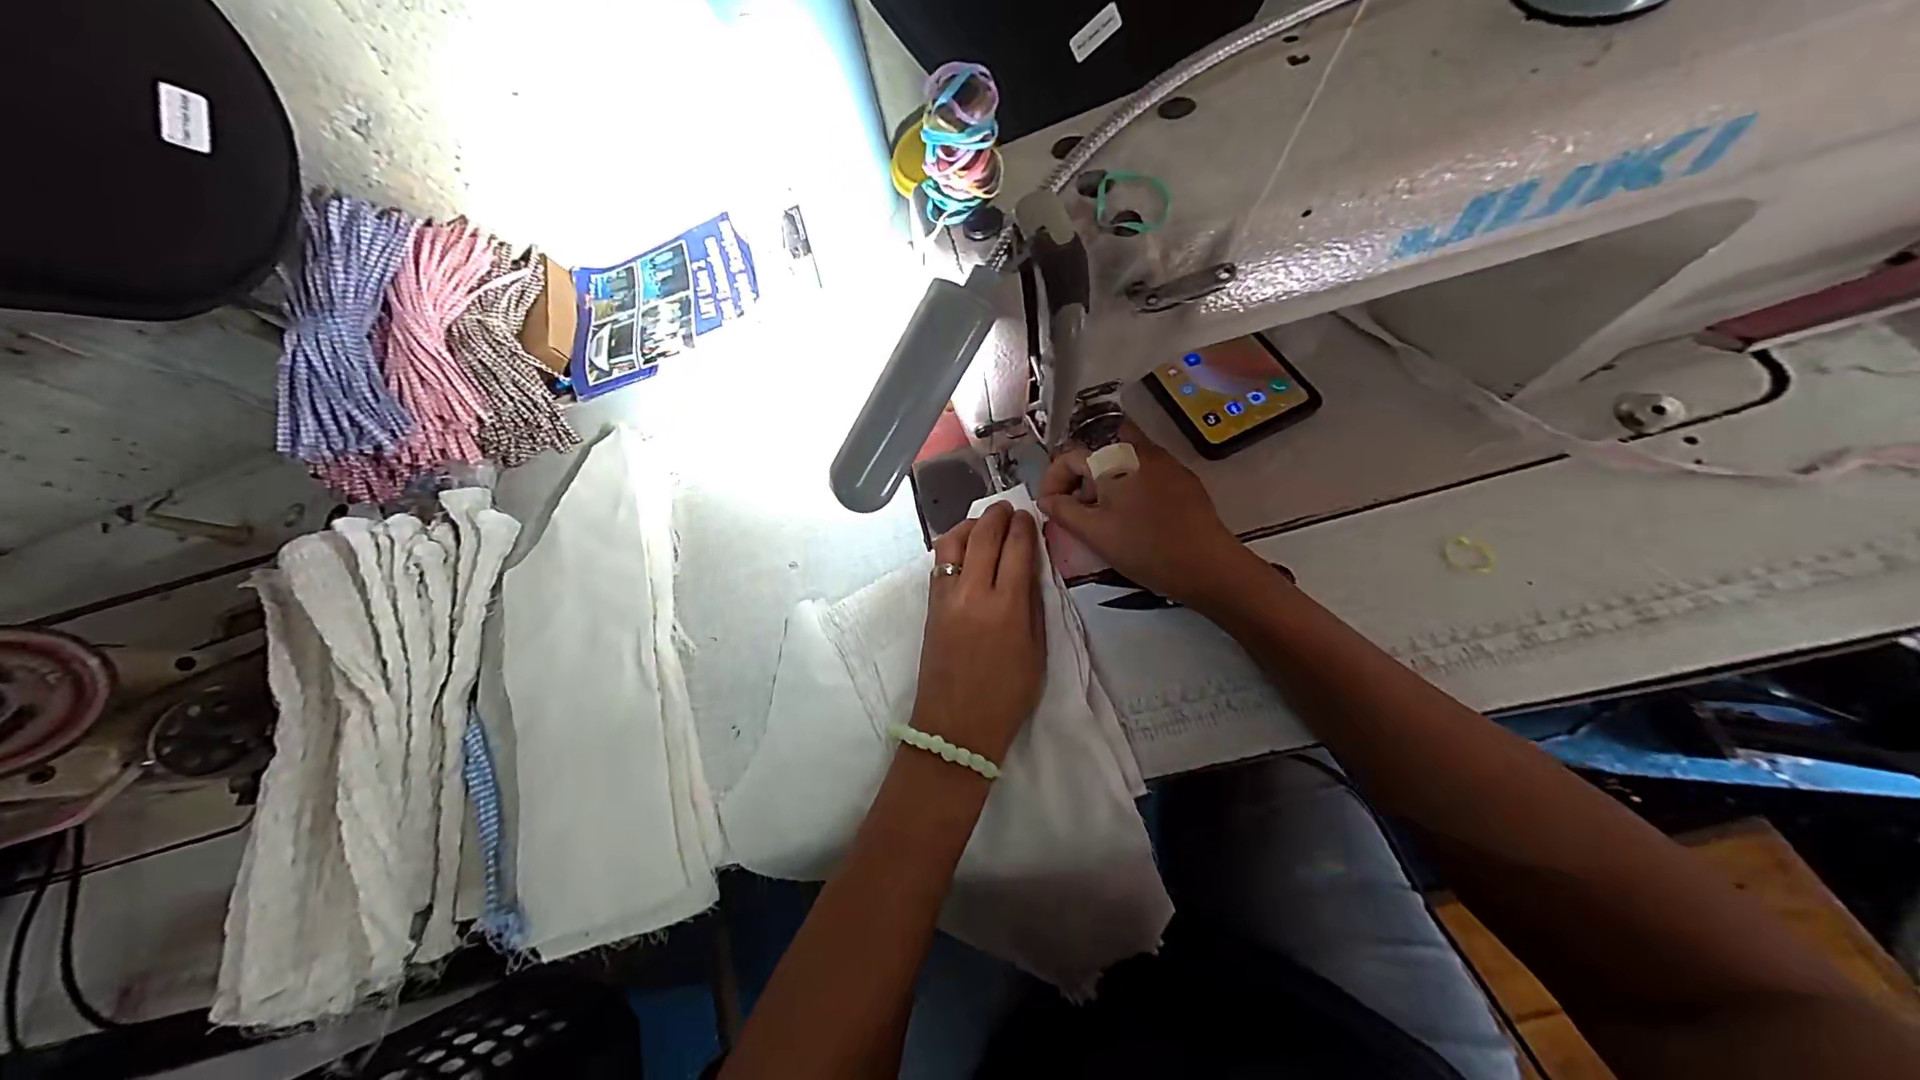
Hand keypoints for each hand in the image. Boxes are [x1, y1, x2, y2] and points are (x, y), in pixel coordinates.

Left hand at [911, 502, 1045, 766]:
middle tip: (1007, 509)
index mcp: (1007, 606)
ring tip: (983, 524)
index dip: (1024, 526)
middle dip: (997, 516)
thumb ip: (1033, 604)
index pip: (1016, 548)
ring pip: (953, 542)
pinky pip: (940, 562)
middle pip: (983, 536)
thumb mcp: (1036, 651)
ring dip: (970, 525)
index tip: (1029, 516)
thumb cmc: (1007, 695)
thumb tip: (1029, 568)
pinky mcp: (930, 606)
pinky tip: (965, 549)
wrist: (956, 726)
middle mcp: (973, 593)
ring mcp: (946, 597)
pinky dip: (954, 546)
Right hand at [1038, 423, 1264, 610]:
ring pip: (1121, 460)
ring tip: (1102, 515)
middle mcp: (1139, 450)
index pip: (1068, 457)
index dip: (1052, 481)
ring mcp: (1165, 461)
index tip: (1049, 507)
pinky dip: (1128, 485)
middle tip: (1075, 509)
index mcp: (1113, 459)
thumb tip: (1047, 499)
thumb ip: (1063, 511)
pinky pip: (1145, 471)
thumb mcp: (1095, 534)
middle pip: (1096, 451)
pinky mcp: (1183, 477)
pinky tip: (1133, 517)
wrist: (1207, 564)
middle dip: (1079, 477)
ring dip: (1103, 480)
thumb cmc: (1145, 549)